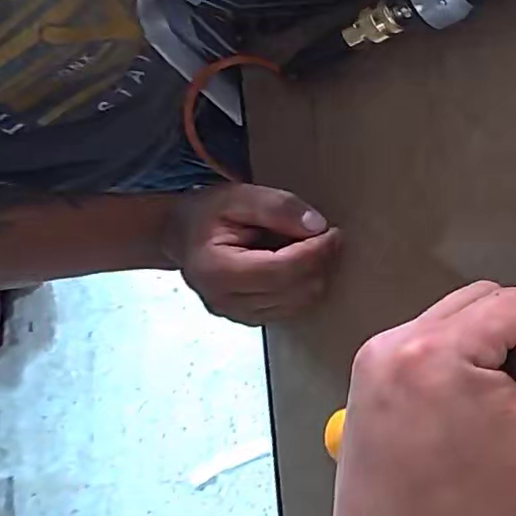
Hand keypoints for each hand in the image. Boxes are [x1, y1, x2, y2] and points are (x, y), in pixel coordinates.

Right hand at [161, 183, 342, 323]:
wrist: (182, 235)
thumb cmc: (208, 214)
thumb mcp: (238, 196)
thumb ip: (277, 207)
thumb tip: (316, 226)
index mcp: (216, 270)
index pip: (280, 271)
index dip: (314, 253)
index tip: (333, 233)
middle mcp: (224, 301)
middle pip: (293, 290)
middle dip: (320, 263)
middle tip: (330, 236)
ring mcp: (237, 315)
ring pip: (298, 303)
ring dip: (316, 275)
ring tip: (316, 247)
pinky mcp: (250, 319)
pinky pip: (292, 309)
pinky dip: (306, 287)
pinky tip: (304, 264)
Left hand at [323, 282, 515, 515]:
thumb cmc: (473, 511)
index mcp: (439, 348)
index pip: (510, 301)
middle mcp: (398, 338)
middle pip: (476, 298)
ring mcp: (375, 356)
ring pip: (449, 316)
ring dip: (485, 336)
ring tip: (504, 387)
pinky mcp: (365, 377)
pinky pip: (424, 341)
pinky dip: (455, 353)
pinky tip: (468, 396)